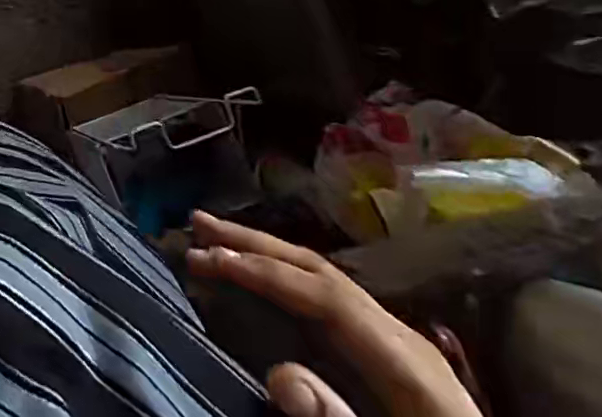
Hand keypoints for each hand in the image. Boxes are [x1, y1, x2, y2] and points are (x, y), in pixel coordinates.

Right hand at [186, 212, 480, 416]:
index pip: (324, 293)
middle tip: (196, 223)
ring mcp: (389, 338)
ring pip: (318, 274)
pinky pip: (319, 295)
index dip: (264, 272)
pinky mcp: (379, 350)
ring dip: (260, 249)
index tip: (208, 259)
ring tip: (210, 232)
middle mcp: (396, 333)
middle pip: (318, 270)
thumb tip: (280, 377)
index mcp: (405, 358)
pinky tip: (251, 269)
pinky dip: (277, 273)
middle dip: (253, 243)